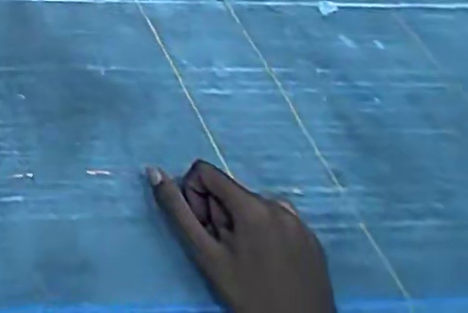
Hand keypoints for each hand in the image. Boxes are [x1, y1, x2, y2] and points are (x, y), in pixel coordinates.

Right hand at [147, 161, 334, 312]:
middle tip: (224, 248)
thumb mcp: (205, 253)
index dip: (195, 196)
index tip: (205, 229)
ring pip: (250, 204)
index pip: (205, 172)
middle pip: (228, 190)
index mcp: (254, 207)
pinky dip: (261, 230)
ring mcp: (301, 225)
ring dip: (238, 221)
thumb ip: (176, 208)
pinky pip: (274, 218)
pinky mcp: (313, 241)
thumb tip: (153, 171)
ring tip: (244, 256)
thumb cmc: (249, 296)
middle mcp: (280, 207)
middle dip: (218, 213)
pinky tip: (265, 260)